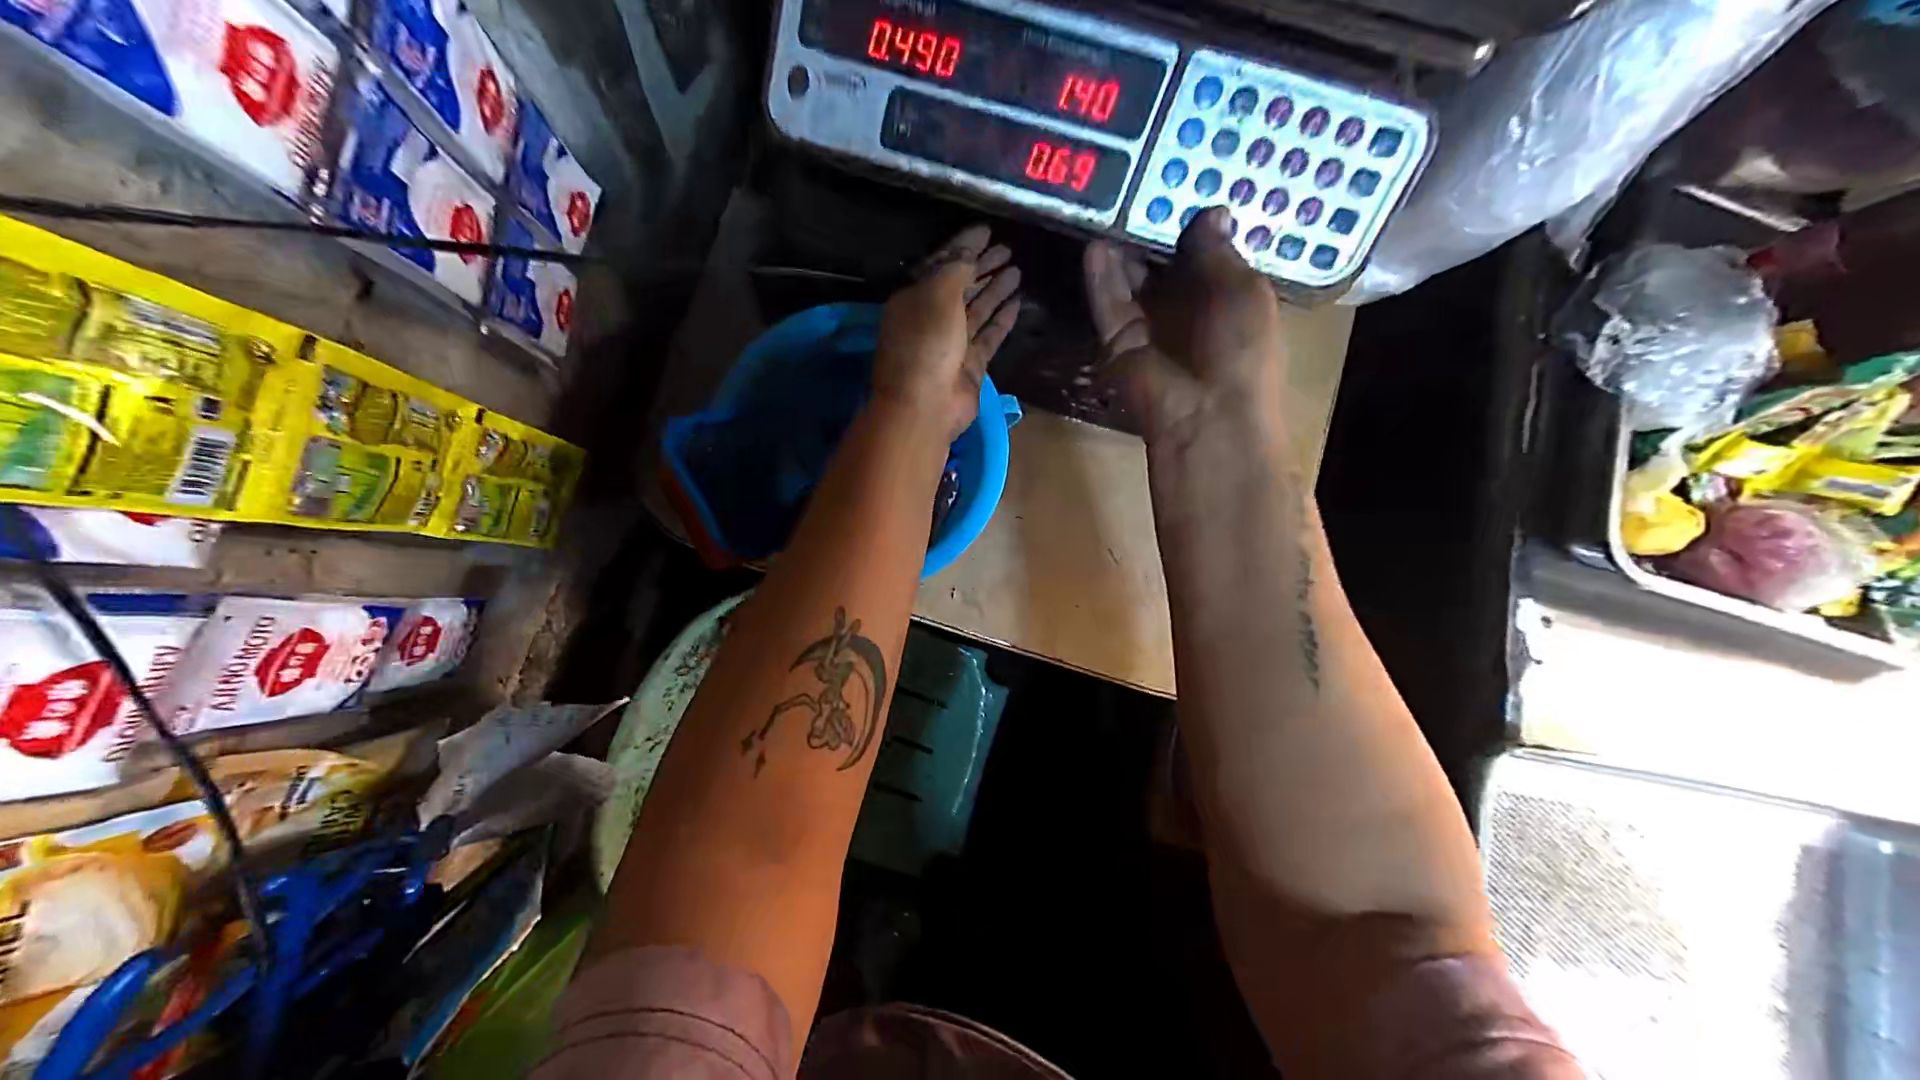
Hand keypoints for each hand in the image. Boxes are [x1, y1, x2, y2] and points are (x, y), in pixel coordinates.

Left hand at [873, 225, 1022, 442]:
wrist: (926, 405)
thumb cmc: (926, 343)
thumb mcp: (937, 294)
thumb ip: (955, 268)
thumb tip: (969, 251)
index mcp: (914, 298)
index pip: (941, 264)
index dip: (963, 245)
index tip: (987, 230)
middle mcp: (931, 318)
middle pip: (961, 286)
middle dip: (982, 265)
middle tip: (1008, 248)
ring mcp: (952, 343)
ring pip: (977, 309)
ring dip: (995, 289)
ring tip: (1018, 269)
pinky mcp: (970, 364)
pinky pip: (989, 335)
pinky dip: (1002, 318)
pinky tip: (1018, 301)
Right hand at [1085, 207, 1285, 449]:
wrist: (1206, 416)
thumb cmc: (1242, 351)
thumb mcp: (1244, 290)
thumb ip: (1220, 252)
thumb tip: (1211, 213)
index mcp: (1228, 302)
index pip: (1206, 258)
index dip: (1195, 226)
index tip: (1183, 184)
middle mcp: (1188, 315)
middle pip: (1164, 268)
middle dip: (1153, 233)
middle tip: (1139, 186)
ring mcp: (1151, 331)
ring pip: (1132, 284)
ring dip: (1124, 251)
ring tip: (1110, 207)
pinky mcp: (1119, 344)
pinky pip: (1109, 306)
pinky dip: (1102, 278)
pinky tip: (1096, 247)